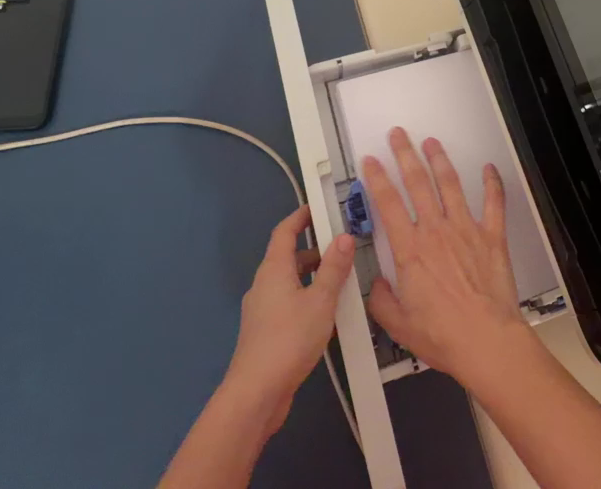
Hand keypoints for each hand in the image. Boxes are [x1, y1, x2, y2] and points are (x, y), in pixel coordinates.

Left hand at [222, 205, 354, 433]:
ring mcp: (261, 310)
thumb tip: (344, 236)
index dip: (300, 217)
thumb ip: (334, 269)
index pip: (284, 232)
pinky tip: (325, 313)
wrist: (257, 392)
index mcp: (273, 270)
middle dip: (314, 250)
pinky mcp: (264, 332)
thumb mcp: (321, 301)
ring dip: (312, 276)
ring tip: (341, 281)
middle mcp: (263, 285)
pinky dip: (306, 297)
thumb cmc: (289, 339)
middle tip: (342, 248)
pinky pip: (287, 302)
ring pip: (289, 282)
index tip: (318, 208)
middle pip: (288, 257)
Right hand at [360, 127, 534, 388]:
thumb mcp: (397, 324)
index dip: (377, 178)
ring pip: (451, 185)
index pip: (388, 204)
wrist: (485, 340)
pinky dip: (493, 184)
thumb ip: (381, 300)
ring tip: (432, 142)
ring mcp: (466, 230)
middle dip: (405, 155)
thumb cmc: (442, 335)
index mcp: (410, 251)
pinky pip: (494, 203)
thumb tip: (376, 285)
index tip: (370, 161)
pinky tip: (490, 169)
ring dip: (440, 160)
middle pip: (418, 183)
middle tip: (399, 135)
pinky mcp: (492, 237)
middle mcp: (436, 232)